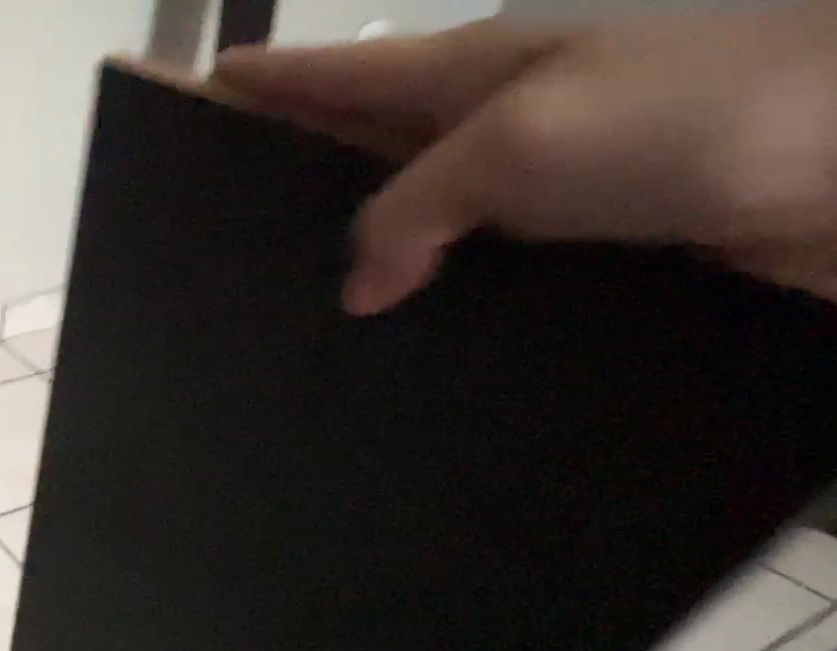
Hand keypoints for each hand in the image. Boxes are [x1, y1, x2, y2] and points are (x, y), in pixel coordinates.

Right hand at [214, 6, 836, 314]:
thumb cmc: (685, 120)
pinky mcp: (573, 243)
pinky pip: (462, 268)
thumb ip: (409, 209)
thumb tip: (360, 286)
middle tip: (225, 219)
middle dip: (293, 165)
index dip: (275, 76)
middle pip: (364, 143)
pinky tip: (386, 330)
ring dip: (351, 245)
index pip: (341, 74)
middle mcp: (491, 126)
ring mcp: (535, 185)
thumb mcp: (517, 143)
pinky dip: (417, 292)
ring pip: (410, 215)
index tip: (212, 82)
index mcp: (467, 77)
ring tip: (282, 293)